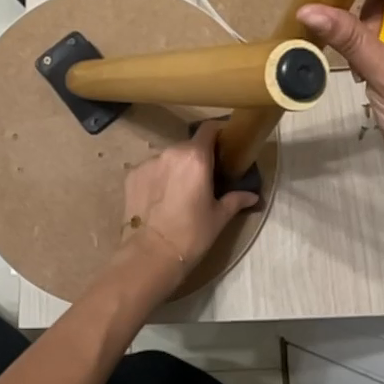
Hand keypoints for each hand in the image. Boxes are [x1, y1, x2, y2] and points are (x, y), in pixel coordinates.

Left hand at [117, 121, 258, 283]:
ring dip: (176, 168)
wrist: (151, 253)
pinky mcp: (131, 174)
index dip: (217, 133)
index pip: (208, 129)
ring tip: (179, 191)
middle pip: (188, 146)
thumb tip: (252, 195)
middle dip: (197, 157)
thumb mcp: (219, 217)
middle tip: (203, 177)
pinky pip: (150, 169)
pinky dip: (157, 178)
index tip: (223, 145)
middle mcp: (171, 152)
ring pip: (167, 158)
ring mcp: (148, 162)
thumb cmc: (192, 234)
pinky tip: (160, 198)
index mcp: (196, 158)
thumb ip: (235, 199)